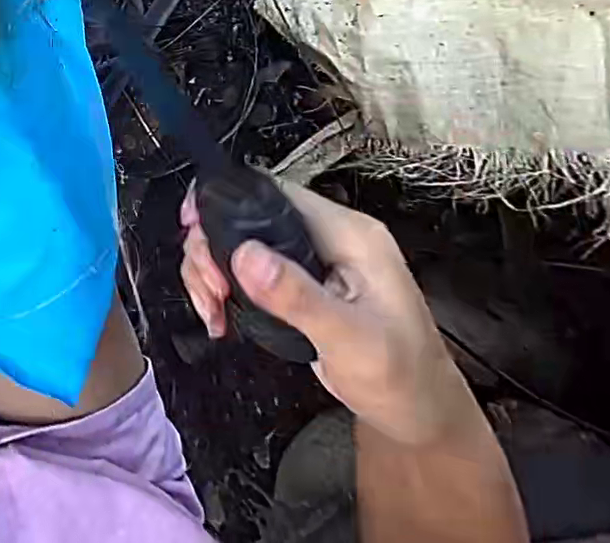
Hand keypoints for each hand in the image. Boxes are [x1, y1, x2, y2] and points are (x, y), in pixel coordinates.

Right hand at [180, 181, 479, 447]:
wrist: (420, 419)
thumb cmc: (400, 380)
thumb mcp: (352, 341)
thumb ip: (298, 297)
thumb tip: (245, 254)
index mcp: (345, 232)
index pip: (270, 190)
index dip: (221, 200)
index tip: (189, 227)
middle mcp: (323, 234)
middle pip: (242, 215)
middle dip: (210, 247)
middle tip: (207, 289)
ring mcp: (307, 257)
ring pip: (234, 241)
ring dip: (209, 270)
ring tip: (210, 309)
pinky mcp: (294, 279)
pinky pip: (241, 266)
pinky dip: (220, 286)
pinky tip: (219, 314)